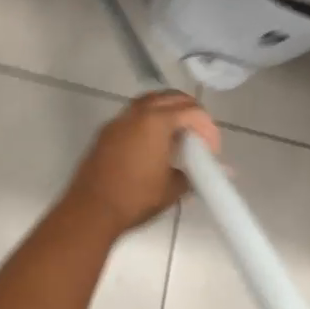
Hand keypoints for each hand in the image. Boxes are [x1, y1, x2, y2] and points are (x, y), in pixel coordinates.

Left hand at [63, 90, 219, 235]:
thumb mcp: (172, 188)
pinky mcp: (105, 134)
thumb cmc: (136, 198)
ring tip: (177, 137)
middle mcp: (137, 113)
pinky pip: (132, 116)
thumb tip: (218, 173)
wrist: (91, 211)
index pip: (192, 111)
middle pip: (170, 97)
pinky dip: (148, 121)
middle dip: (190, 111)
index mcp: (157, 121)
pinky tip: (153, 145)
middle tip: (199, 136)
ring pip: (148, 102)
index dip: (208, 128)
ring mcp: (117, 121)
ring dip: (167, 112)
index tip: (211, 151)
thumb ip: (195, 174)